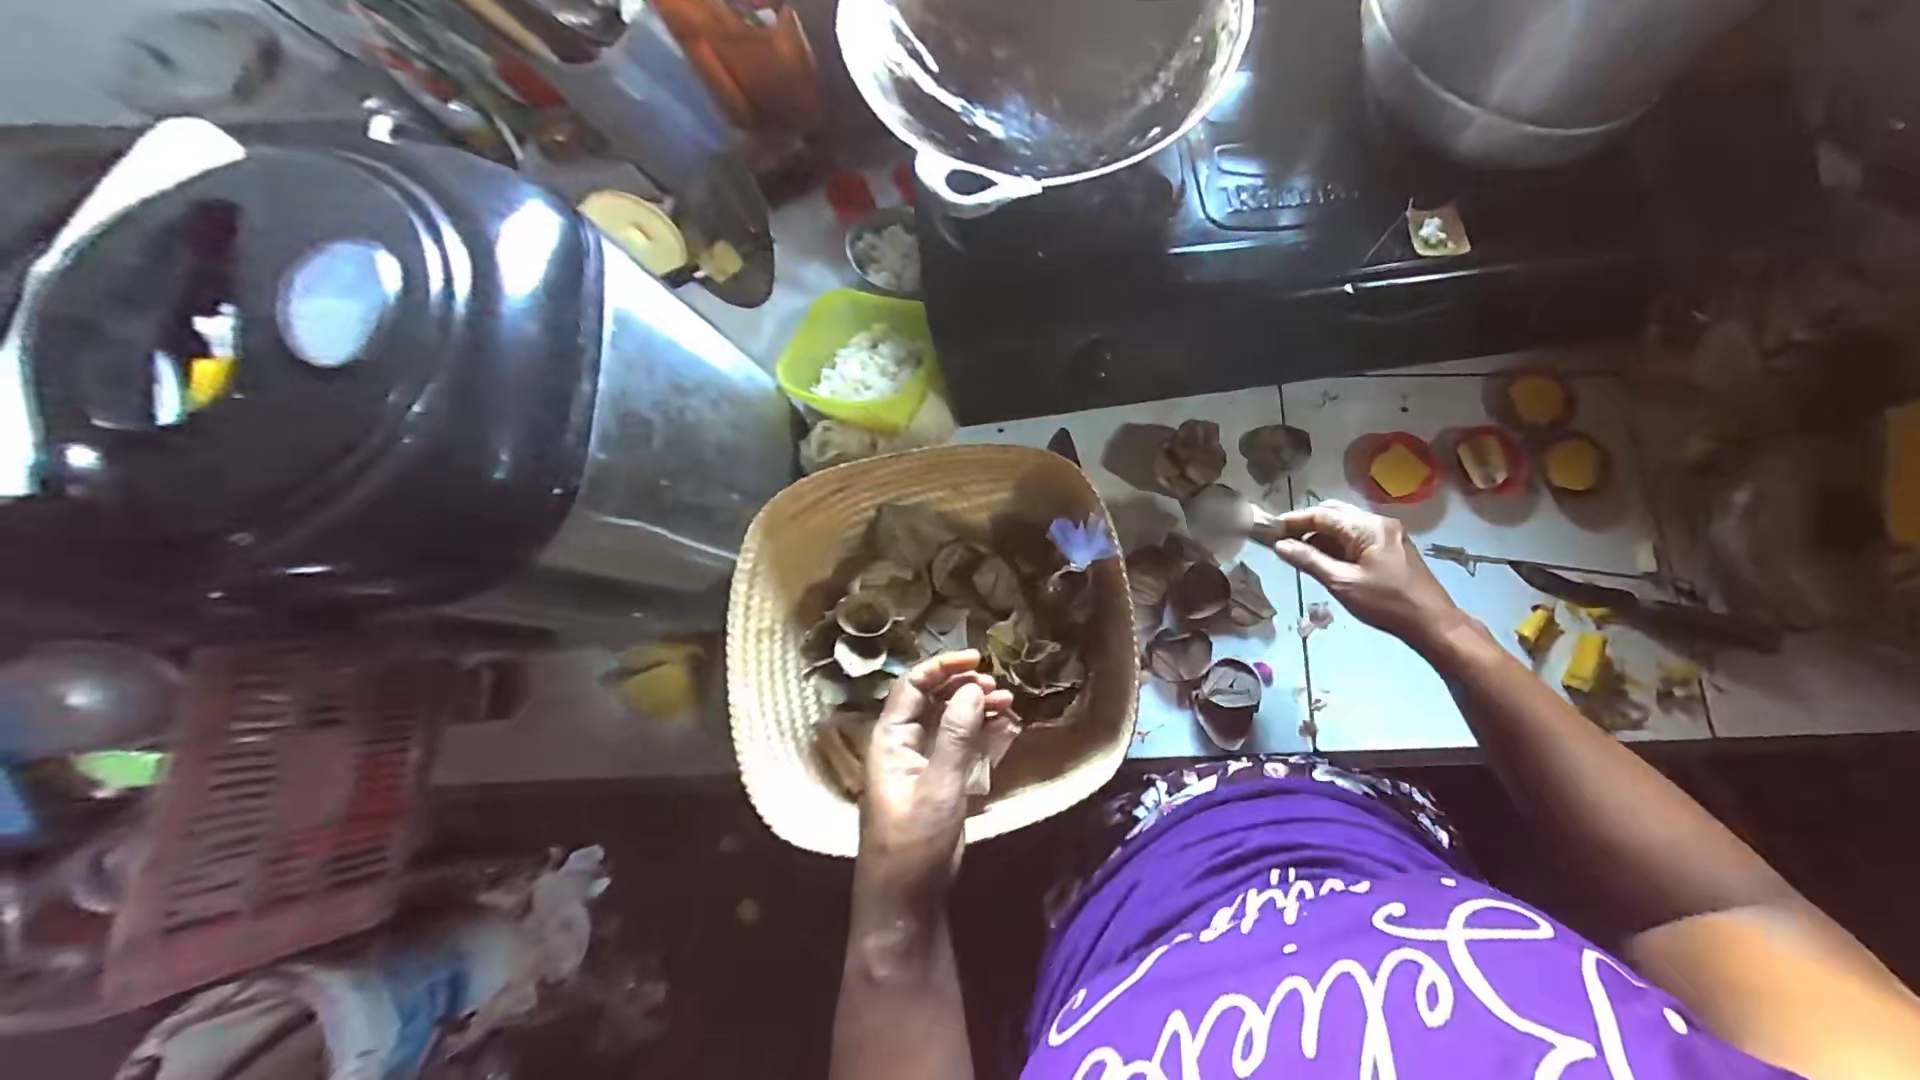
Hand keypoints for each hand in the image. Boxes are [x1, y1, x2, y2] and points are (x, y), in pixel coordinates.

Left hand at [859, 651, 1014, 907]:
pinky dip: (980, 732)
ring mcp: (921, 762)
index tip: (977, 659)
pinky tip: (1003, 727)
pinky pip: (959, 743)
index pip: (912, 685)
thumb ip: (956, 737)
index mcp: (890, 739)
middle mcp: (903, 743)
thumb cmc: (913, 844)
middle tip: (997, 686)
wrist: (906, 900)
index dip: (942, 667)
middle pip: (932, 698)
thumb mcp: (938, 788)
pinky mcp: (938, 780)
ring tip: (1007, 702)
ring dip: (976, 707)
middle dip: (963, 686)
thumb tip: (972, 688)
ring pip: (948, 720)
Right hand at [1262, 500, 1465, 649]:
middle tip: (1280, 541)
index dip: (1292, 521)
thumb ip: (1308, 561)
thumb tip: (1279, 546)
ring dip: (1318, 535)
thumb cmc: (1386, 603)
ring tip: (1295, 551)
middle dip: (1304, 525)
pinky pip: (1354, 536)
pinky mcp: (1389, 546)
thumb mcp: (1341, 583)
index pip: (1321, 515)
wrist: (1433, 622)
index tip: (1269, 531)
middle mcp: (1377, 523)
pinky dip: (1333, 543)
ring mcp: (1386, 533)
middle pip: (1332, 513)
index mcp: (1367, 527)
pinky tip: (1320, 558)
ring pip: (1343, 524)